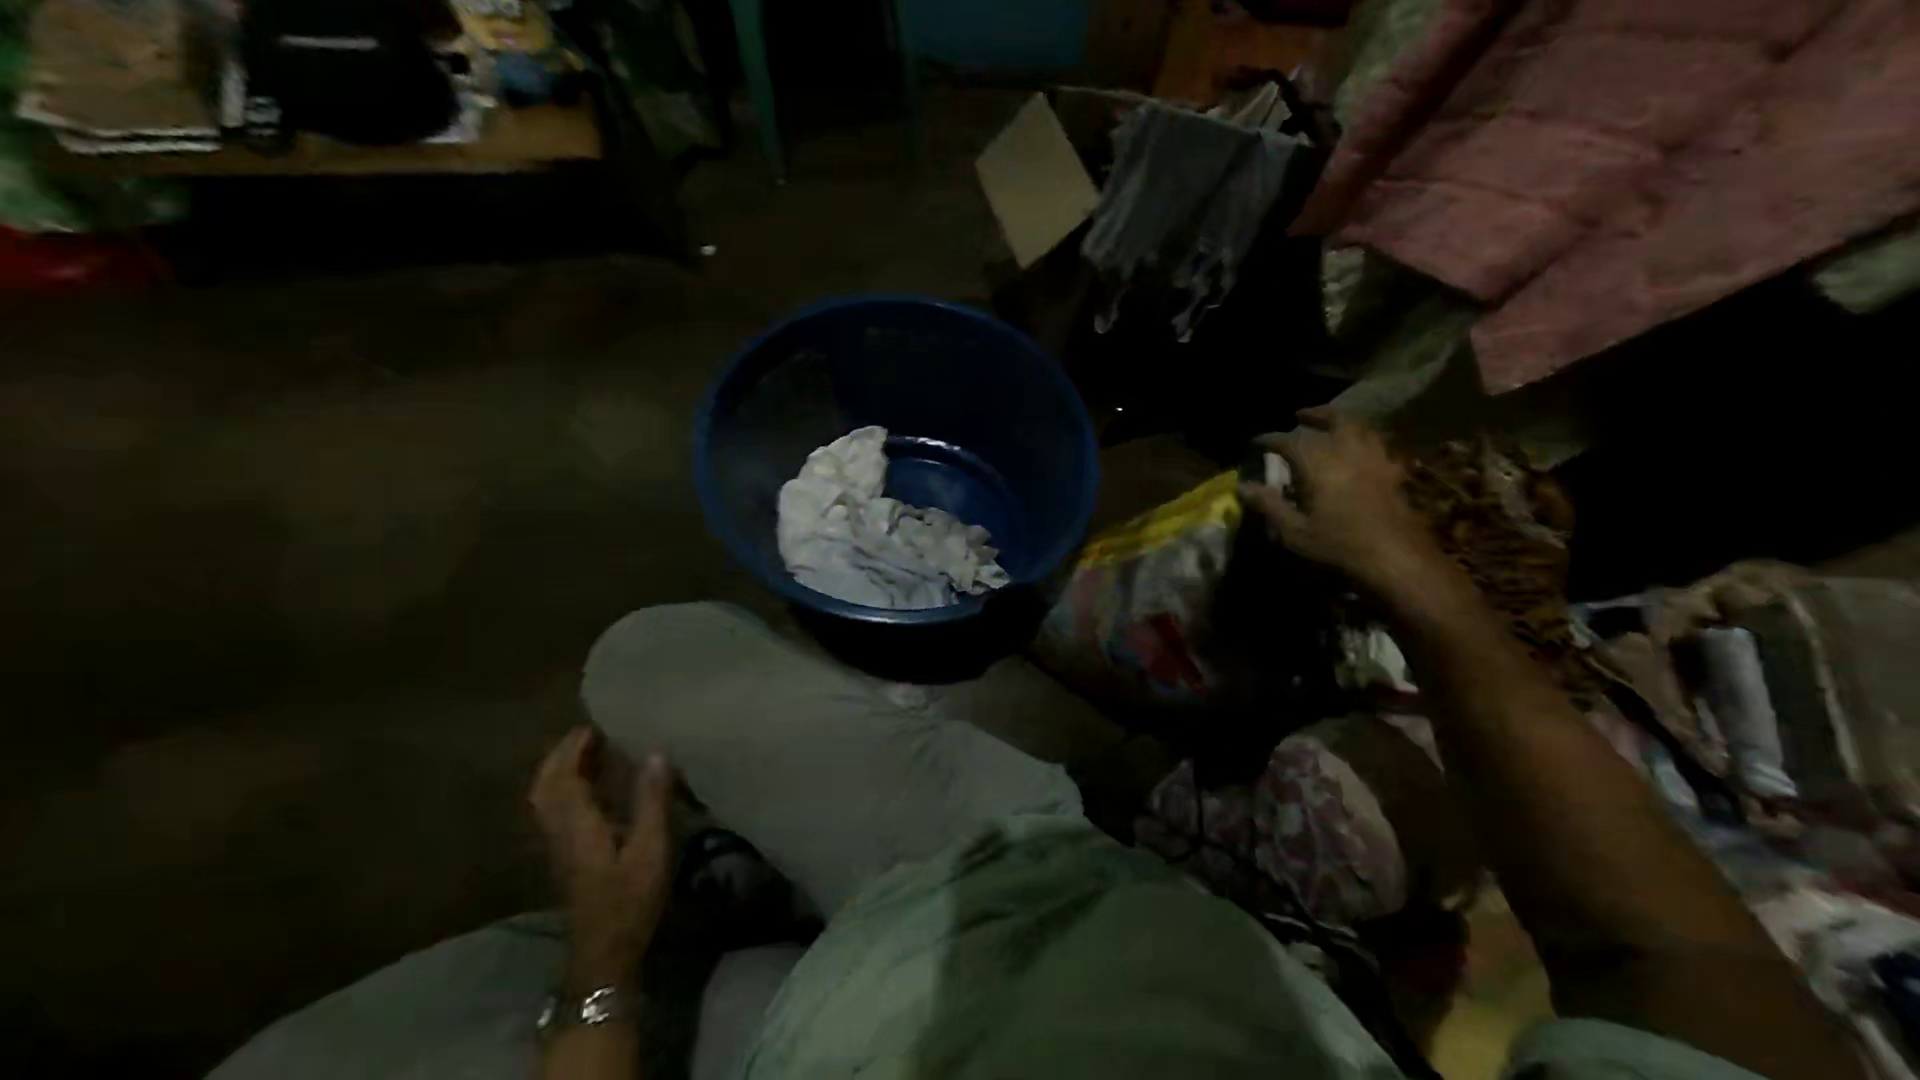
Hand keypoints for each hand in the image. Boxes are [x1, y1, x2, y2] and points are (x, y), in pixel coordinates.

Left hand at [528, 727, 673, 991]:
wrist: (603, 952)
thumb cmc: (629, 898)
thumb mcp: (651, 848)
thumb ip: (652, 800)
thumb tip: (655, 753)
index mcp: (576, 824)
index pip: (563, 776)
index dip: (575, 748)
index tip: (596, 723)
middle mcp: (559, 831)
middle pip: (544, 786)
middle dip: (560, 755)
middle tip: (587, 734)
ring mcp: (557, 846)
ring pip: (544, 799)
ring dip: (558, 771)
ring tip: (587, 753)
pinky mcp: (564, 857)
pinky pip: (553, 810)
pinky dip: (563, 789)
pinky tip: (589, 789)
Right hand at [1239, 408, 1444, 591]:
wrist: (1397, 559)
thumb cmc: (1339, 546)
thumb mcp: (1293, 531)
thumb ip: (1268, 505)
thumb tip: (1242, 486)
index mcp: (1320, 463)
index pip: (1289, 441)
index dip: (1270, 439)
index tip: (1256, 443)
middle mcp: (1349, 452)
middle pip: (1334, 420)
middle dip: (1315, 415)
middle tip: (1300, 416)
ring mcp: (1376, 460)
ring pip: (1361, 428)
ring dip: (1343, 422)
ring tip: (1331, 426)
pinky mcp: (1395, 474)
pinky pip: (1380, 446)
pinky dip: (1366, 440)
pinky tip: (1361, 452)